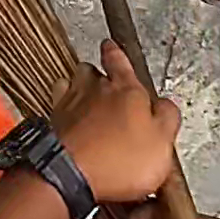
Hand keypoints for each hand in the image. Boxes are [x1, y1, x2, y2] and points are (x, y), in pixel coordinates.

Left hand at [55, 40, 180, 202]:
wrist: (70, 172)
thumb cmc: (117, 158)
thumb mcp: (162, 142)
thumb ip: (167, 118)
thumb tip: (167, 105)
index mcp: (125, 89)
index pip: (118, 60)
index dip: (115, 53)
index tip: (111, 46)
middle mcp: (94, 88)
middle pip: (91, 70)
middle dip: (98, 76)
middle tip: (107, 88)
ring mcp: (69, 102)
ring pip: (72, 82)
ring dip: (79, 89)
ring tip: (88, 103)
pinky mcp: (52, 120)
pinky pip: (57, 104)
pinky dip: (63, 108)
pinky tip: (70, 119)